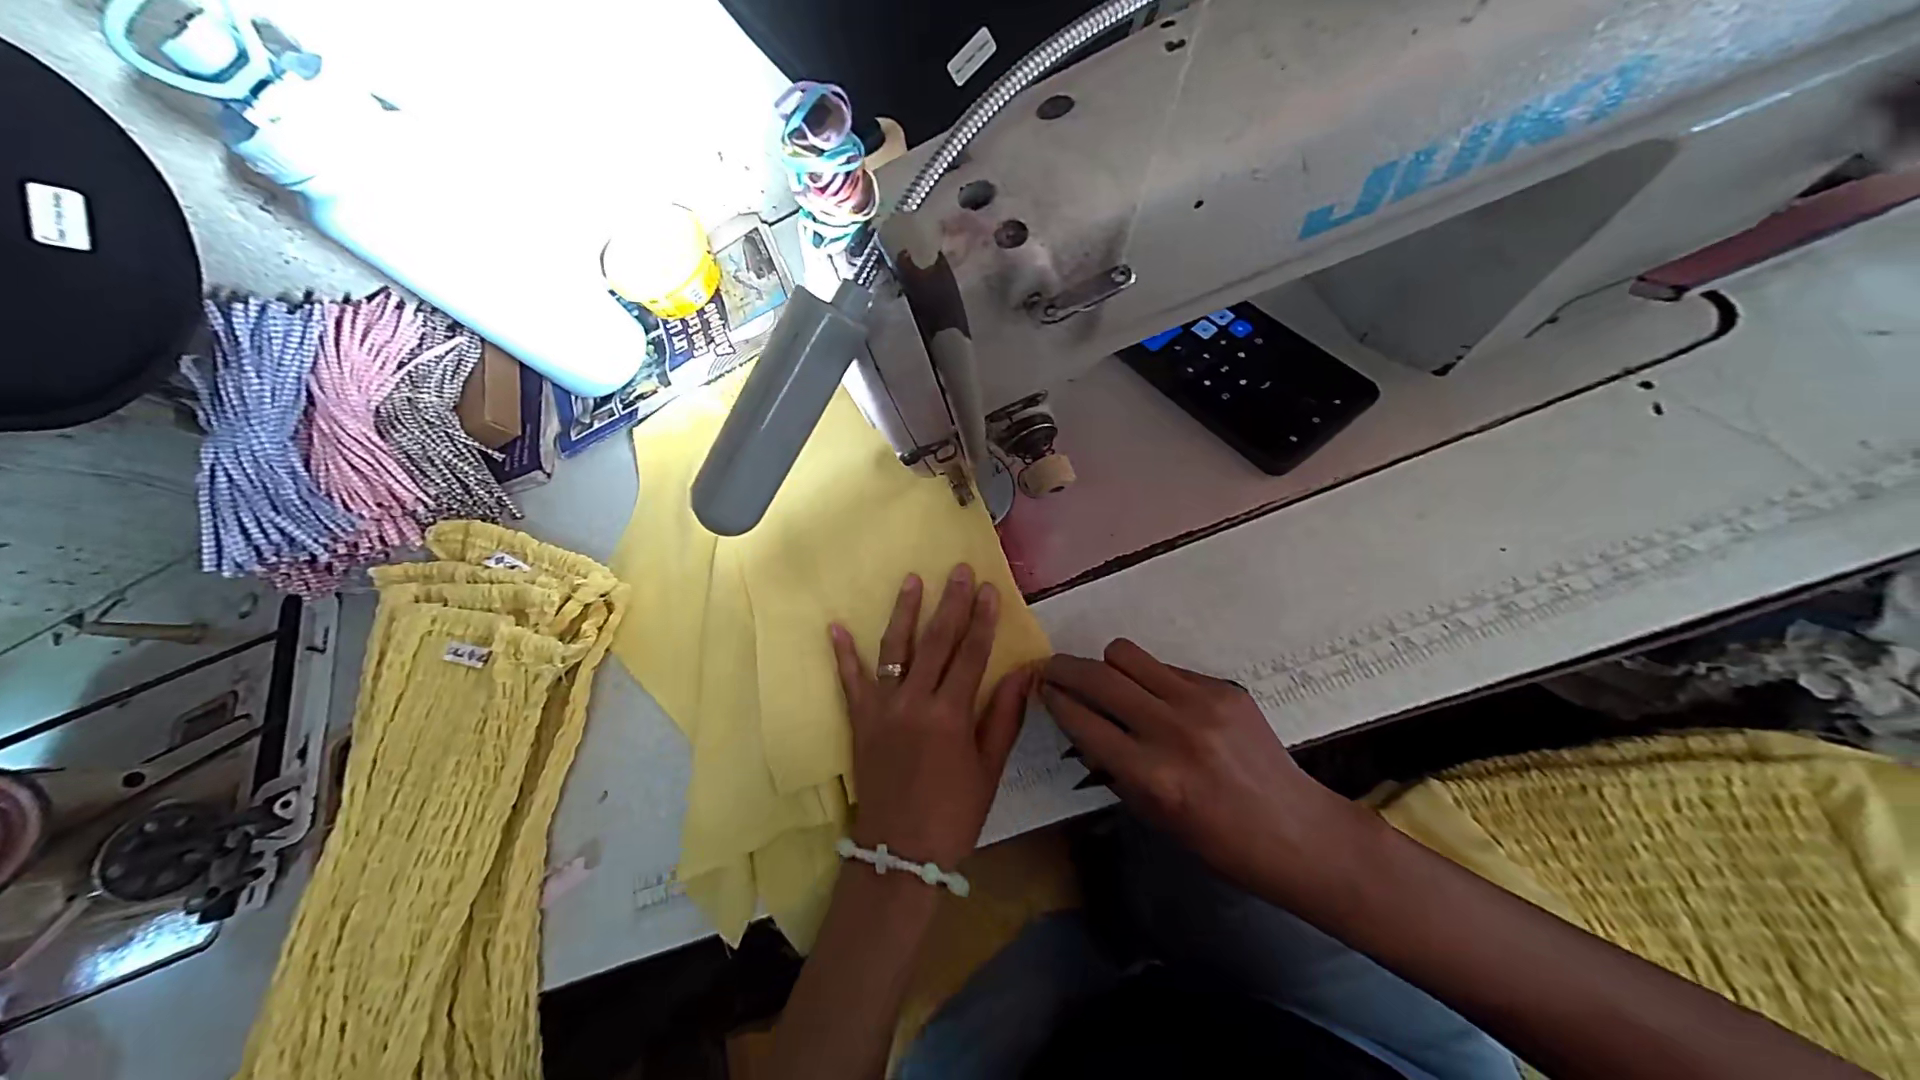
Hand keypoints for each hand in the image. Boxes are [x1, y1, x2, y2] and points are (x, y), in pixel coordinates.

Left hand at [830, 565, 1030, 869]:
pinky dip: (843, 654)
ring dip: (904, 613)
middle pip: (937, 642)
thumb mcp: (990, 768)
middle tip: (959, 571)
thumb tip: (1025, 674)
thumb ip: (1004, 716)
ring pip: (895, 650)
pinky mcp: (860, 721)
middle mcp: (915, 702)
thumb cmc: (954, 813)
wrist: (900, 851)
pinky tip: (836, 627)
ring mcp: (883, 709)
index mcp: (951, 715)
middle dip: (951, 603)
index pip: (972, 654)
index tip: (989, 589)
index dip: (983, 619)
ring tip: (912, 580)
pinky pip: (850, 681)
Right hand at [1041, 639, 1353, 891]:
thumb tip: (1081, 726)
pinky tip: (1161, 701)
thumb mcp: (1152, 815)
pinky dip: (1151, 680)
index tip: (1043, 689)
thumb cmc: (1218, 841)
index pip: (1083, 721)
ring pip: (1127, 654)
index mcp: (1152, 776)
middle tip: (1053, 669)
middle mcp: (1173, 731)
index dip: (1055, 700)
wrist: (1296, 831)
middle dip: (1065, 669)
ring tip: (1109, 681)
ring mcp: (1202, 703)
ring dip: (1107, 665)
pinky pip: (1166, 667)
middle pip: (1099, 677)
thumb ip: (1112, 767)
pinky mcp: (1225, 688)